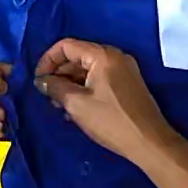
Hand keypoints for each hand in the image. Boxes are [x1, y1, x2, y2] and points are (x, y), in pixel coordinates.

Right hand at [34, 39, 183, 167]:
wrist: (149, 142)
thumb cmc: (111, 121)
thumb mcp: (77, 104)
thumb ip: (56, 88)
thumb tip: (42, 81)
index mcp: (103, 55)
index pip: (67, 45)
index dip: (48, 60)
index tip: (38, 80)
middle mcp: (115, 56)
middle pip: (78, 56)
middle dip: (59, 73)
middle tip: (48, 96)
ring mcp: (124, 69)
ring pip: (89, 69)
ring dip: (71, 83)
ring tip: (60, 105)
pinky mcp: (128, 83)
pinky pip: (100, 78)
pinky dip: (85, 88)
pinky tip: (77, 108)